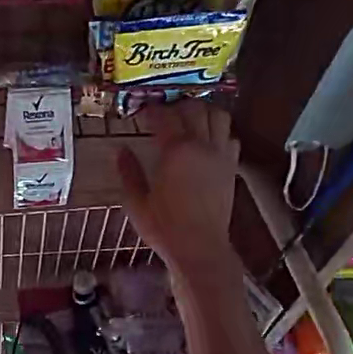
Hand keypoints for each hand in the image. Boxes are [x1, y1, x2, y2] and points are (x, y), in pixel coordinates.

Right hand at [116, 100, 240, 285]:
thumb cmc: (165, 228)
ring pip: (218, 116)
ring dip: (203, 112)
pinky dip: (219, 132)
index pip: (164, 116)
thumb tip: (120, 151)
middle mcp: (202, 146)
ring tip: (189, 120)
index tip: (141, 113)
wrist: (200, 248)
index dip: (151, 110)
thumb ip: (128, 172)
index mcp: (176, 151)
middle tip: (164, 113)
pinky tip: (207, 142)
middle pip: (195, 108)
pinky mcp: (232, 168)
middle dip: (177, 105)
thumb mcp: (137, 202)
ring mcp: (221, 155)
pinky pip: (230, 137)